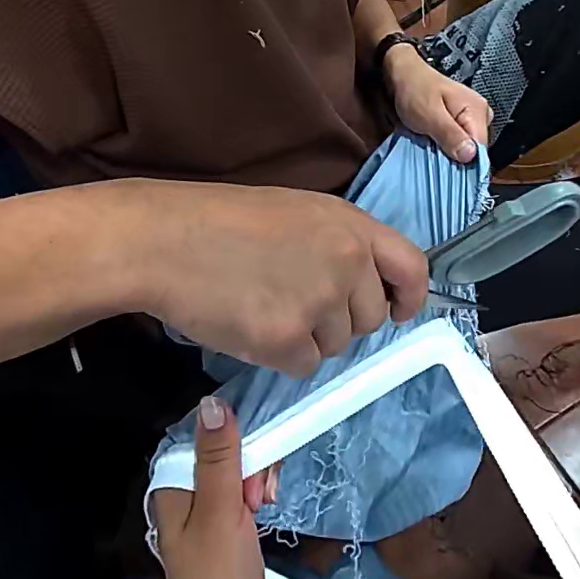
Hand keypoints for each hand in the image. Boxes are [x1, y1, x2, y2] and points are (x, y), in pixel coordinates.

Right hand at [112, 179, 427, 375]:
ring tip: (267, 304)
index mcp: (352, 226)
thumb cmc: (226, 220)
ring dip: (310, 337)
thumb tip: (369, 286)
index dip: (411, 296)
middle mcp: (347, 263)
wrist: (165, 239)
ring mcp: (320, 302)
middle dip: (343, 319)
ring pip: (338, 345)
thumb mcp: (302, 213)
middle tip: (299, 301)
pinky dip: (283, 355)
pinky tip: (253, 325)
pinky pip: (305, 365)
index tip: (398, 311)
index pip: (414, 267)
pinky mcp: (287, 339)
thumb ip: (343, 243)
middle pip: (371, 318)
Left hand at [153, 395, 279, 578]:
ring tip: (262, 500)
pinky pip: (248, 479)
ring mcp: (210, 498)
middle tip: (257, 491)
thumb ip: (218, 457)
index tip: (253, 454)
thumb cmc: (215, 571)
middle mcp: (189, 484)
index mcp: (174, 480)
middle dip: (252, 458)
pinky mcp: (230, 510)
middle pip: (227, 443)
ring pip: (242, 459)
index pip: (205, 431)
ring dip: (260, 473)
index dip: (233, 435)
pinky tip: (266, 503)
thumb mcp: (219, 510)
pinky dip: (261, 486)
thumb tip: (213, 402)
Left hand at [383, 43, 490, 163]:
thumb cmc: (414, 90)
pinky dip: (447, 146)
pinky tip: (435, 143)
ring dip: (450, 152)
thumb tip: (471, 156)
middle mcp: (480, 114)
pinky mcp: (462, 122)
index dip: (465, 162)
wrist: (403, 74)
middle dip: (455, 156)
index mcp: (477, 110)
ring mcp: (472, 118)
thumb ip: (450, 135)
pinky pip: (459, 142)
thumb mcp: (429, 115)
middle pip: (475, 150)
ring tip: (432, 145)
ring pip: (466, 148)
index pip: (481, 149)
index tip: (447, 168)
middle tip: (433, 151)